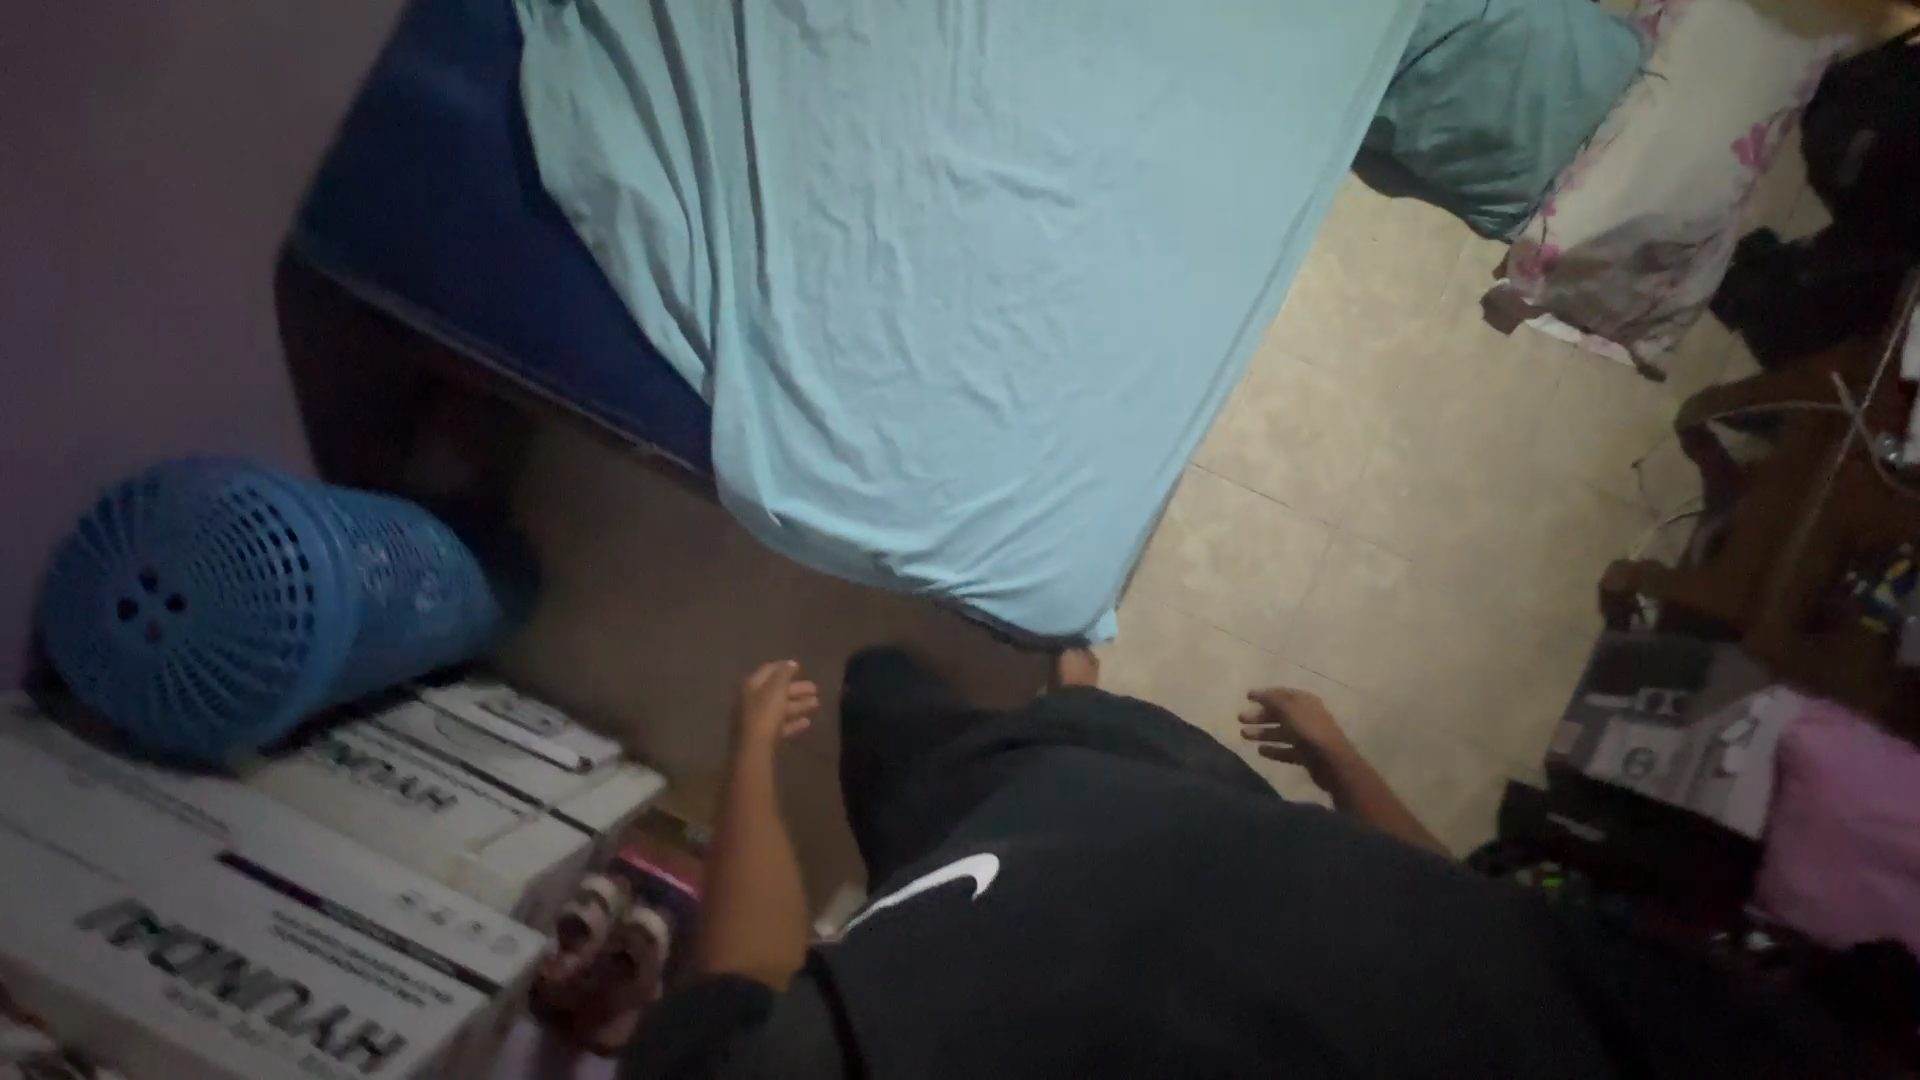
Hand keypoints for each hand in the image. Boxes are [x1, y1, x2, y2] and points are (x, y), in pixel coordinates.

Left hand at [732, 661, 819, 749]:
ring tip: (816, 704)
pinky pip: (779, 726)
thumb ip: (784, 674)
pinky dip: (792, 722)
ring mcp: (756, 720)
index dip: (783, 667)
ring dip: (798, 705)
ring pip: (779, 708)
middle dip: (796, 689)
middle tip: (815, 689)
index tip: (799, 667)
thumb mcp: (777, 689)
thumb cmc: (765, 714)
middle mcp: (751, 701)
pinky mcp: (762, 737)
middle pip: (776, 691)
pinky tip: (806, 723)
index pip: (768, 670)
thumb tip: (790, 663)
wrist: (753, 750)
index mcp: (752, 686)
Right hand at [1239, 688, 1357, 793]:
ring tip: (1244, 735)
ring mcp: (1306, 737)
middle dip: (1259, 715)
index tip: (1247, 697)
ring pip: (1280, 732)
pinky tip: (1260, 751)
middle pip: (1279, 714)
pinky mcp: (1306, 755)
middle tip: (1240, 718)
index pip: (1281, 694)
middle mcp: (1306, 717)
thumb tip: (1256, 693)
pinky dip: (1273, 750)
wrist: (1332, 762)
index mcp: (1305, 701)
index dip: (1264, 694)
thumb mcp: (1288, 708)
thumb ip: (1271, 699)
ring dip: (1262, 733)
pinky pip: (1285, 750)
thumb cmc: (1309, 730)